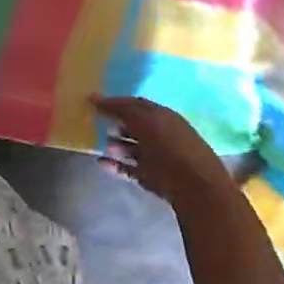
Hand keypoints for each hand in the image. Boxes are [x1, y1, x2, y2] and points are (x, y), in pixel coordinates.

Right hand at [92, 96, 231, 203]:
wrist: (193, 185)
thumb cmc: (170, 145)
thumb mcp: (144, 120)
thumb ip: (121, 109)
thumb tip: (95, 98)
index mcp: (162, 116)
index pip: (136, 104)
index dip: (115, 102)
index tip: (92, 101)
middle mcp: (159, 134)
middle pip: (132, 126)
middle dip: (113, 123)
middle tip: (91, 122)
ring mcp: (154, 157)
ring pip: (129, 147)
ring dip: (113, 144)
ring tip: (95, 142)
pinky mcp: (149, 177)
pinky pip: (127, 168)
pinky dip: (114, 165)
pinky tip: (100, 162)